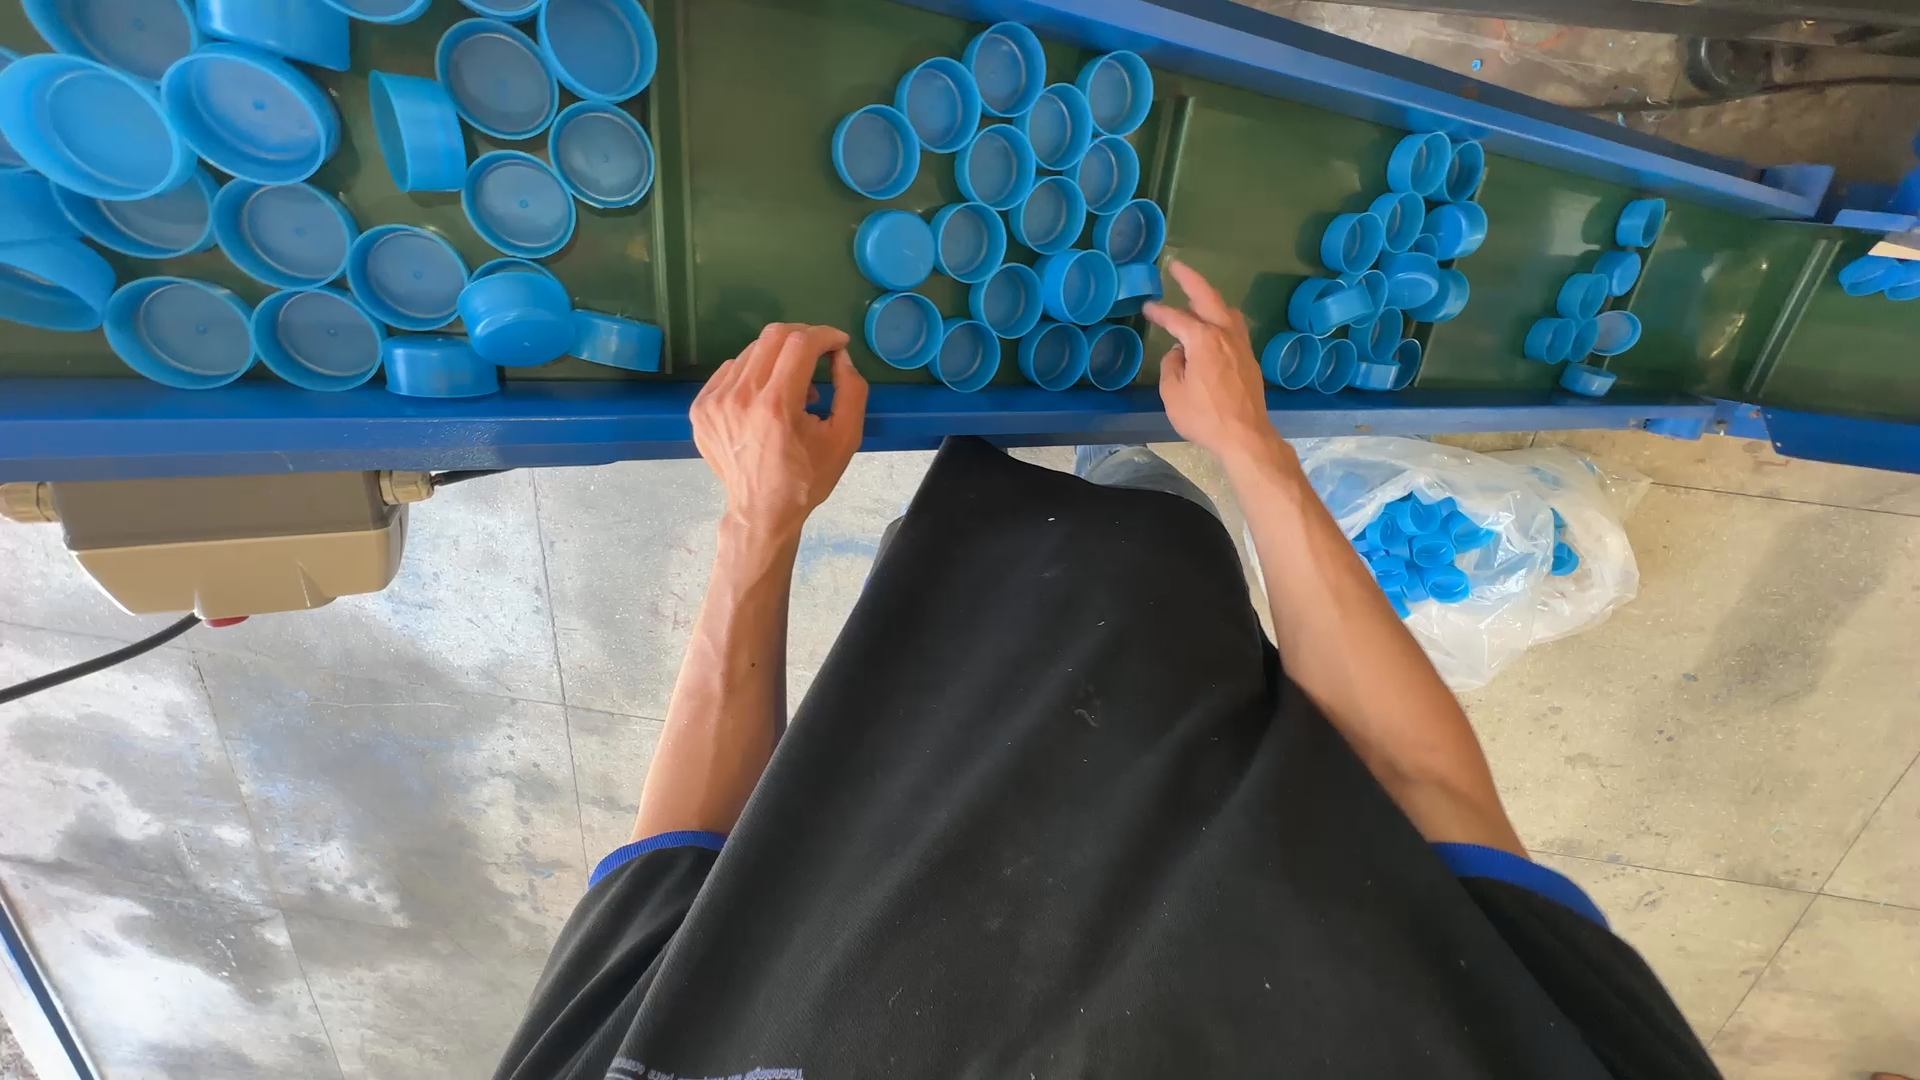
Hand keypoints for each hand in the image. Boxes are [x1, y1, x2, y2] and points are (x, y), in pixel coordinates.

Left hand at [692, 323, 868, 542]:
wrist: (762, 511)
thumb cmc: (807, 478)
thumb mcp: (845, 439)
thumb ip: (852, 391)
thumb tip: (841, 357)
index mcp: (777, 406)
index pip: (800, 343)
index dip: (825, 335)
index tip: (838, 344)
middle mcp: (741, 397)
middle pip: (773, 337)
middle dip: (803, 338)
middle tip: (818, 356)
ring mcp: (714, 401)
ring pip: (751, 352)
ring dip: (778, 358)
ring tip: (792, 388)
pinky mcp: (700, 407)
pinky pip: (730, 370)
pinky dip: (753, 374)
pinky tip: (765, 399)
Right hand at [1143, 261, 1284, 466]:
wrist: (1244, 435)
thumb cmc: (1203, 416)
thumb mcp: (1172, 394)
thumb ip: (1170, 367)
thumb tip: (1177, 353)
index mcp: (1203, 339)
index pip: (1176, 319)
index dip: (1159, 312)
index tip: (1147, 308)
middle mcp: (1225, 334)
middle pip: (1208, 297)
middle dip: (1191, 280)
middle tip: (1177, 266)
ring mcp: (1241, 345)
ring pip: (1227, 310)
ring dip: (1210, 300)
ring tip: (1197, 298)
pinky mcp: (1249, 358)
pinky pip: (1234, 327)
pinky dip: (1221, 319)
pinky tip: (1214, 328)